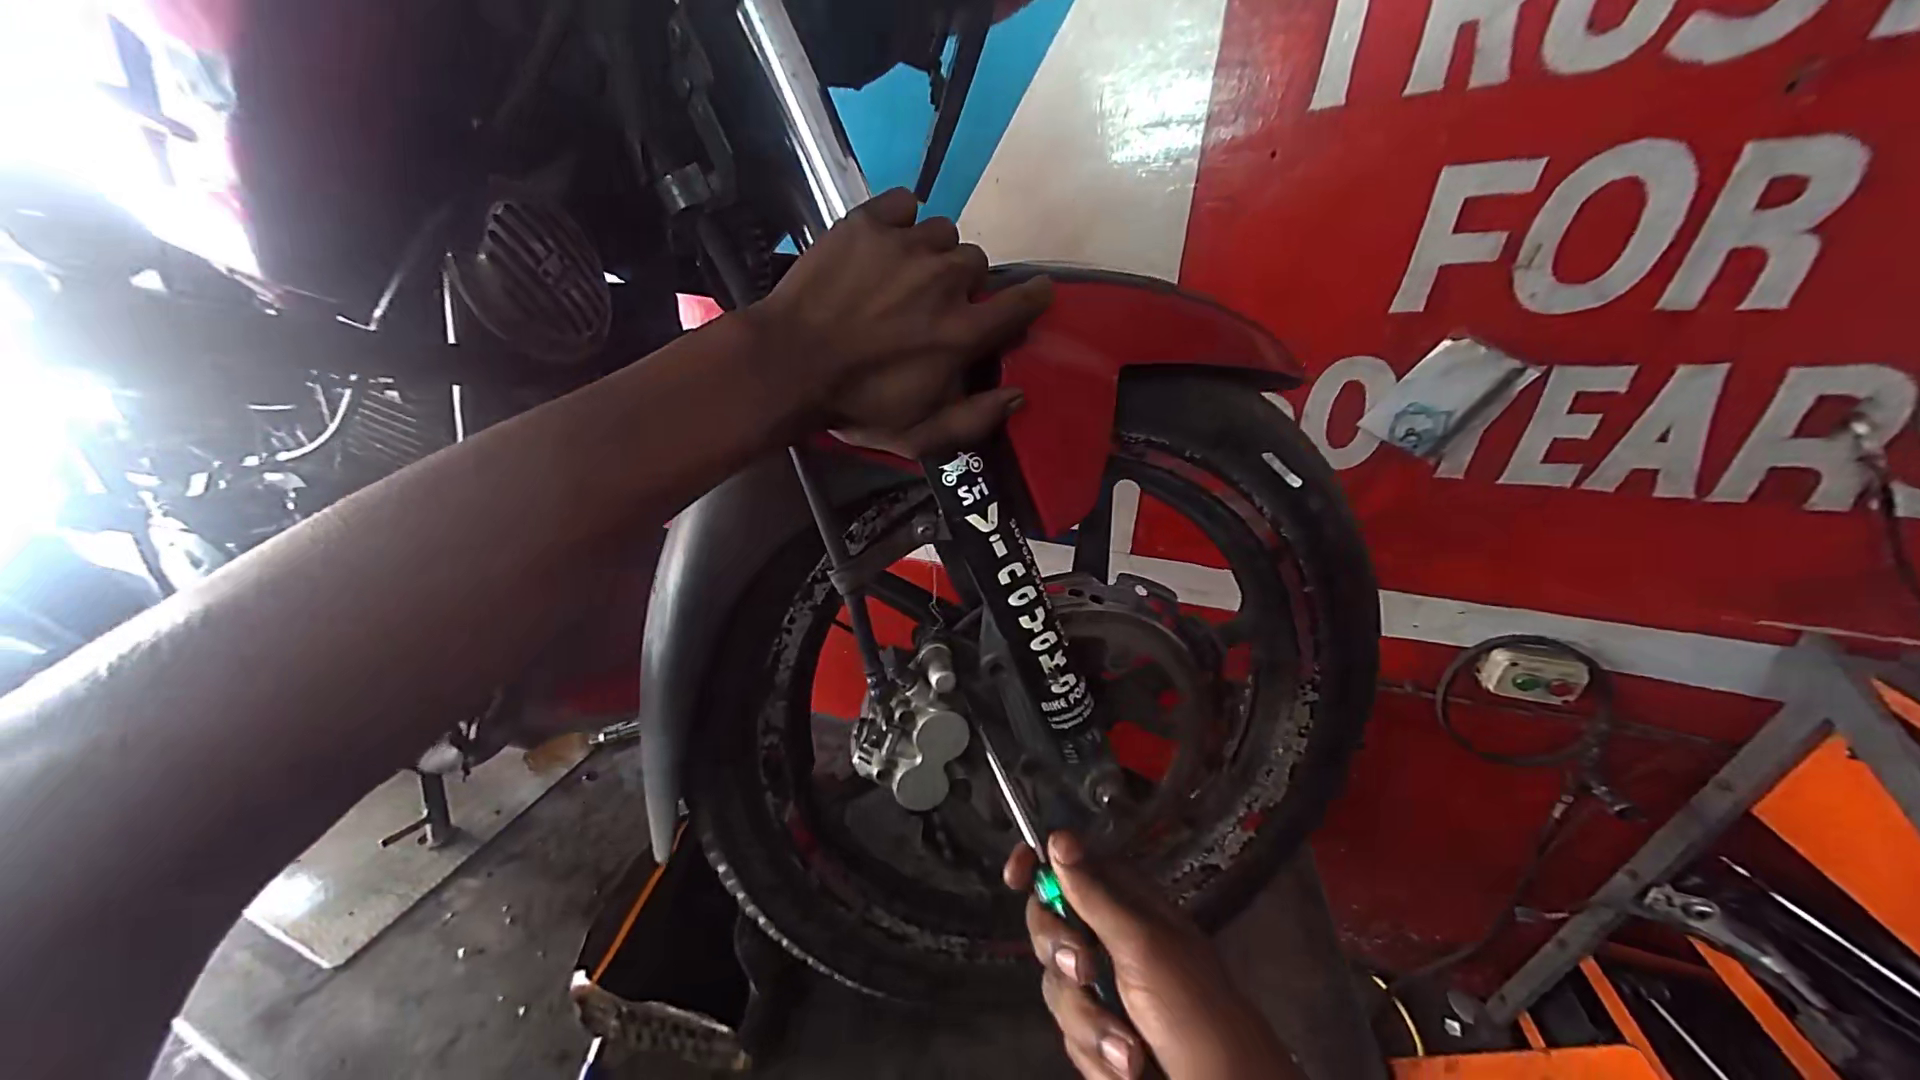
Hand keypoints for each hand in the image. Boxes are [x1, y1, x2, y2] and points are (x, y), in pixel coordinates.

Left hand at [745, 188, 1052, 456]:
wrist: (789, 365)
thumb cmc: (857, 406)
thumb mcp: (919, 435)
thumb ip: (974, 420)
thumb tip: (1018, 396)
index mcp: (962, 333)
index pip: (1021, 303)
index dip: (1032, 297)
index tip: (1032, 293)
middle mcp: (944, 281)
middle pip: (976, 263)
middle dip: (963, 284)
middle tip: (933, 304)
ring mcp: (905, 246)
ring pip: (942, 233)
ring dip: (932, 254)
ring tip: (904, 275)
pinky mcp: (868, 223)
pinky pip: (905, 204)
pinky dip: (901, 221)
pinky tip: (884, 245)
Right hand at [1005, 832, 1299, 1079]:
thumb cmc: (1193, 1010)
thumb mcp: (1143, 945)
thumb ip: (1094, 894)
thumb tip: (1058, 837)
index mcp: (1126, 902)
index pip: (1071, 865)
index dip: (1038, 864)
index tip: (1015, 876)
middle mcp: (1109, 937)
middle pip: (1048, 922)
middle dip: (1061, 952)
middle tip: (1086, 971)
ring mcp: (1103, 988)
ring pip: (1054, 985)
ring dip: (1090, 1021)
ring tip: (1129, 1051)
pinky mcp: (1098, 1034)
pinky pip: (1069, 1033)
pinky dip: (1096, 1053)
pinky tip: (1128, 1068)